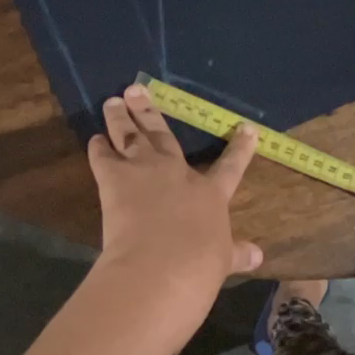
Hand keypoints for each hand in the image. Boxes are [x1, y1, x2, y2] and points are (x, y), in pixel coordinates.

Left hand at [88, 83, 261, 307]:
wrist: (161, 265)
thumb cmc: (198, 266)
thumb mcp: (222, 260)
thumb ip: (237, 253)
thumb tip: (259, 257)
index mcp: (209, 193)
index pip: (231, 166)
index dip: (241, 147)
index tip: (247, 127)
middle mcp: (177, 173)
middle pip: (164, 134)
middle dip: (151, 111)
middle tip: (138, 88)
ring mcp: (145, 170)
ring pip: (131, 135)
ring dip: (121, 117)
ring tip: (113, 100)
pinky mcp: (115, 178)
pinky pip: (103, 157)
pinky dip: (98, 147)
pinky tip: (95, 139)